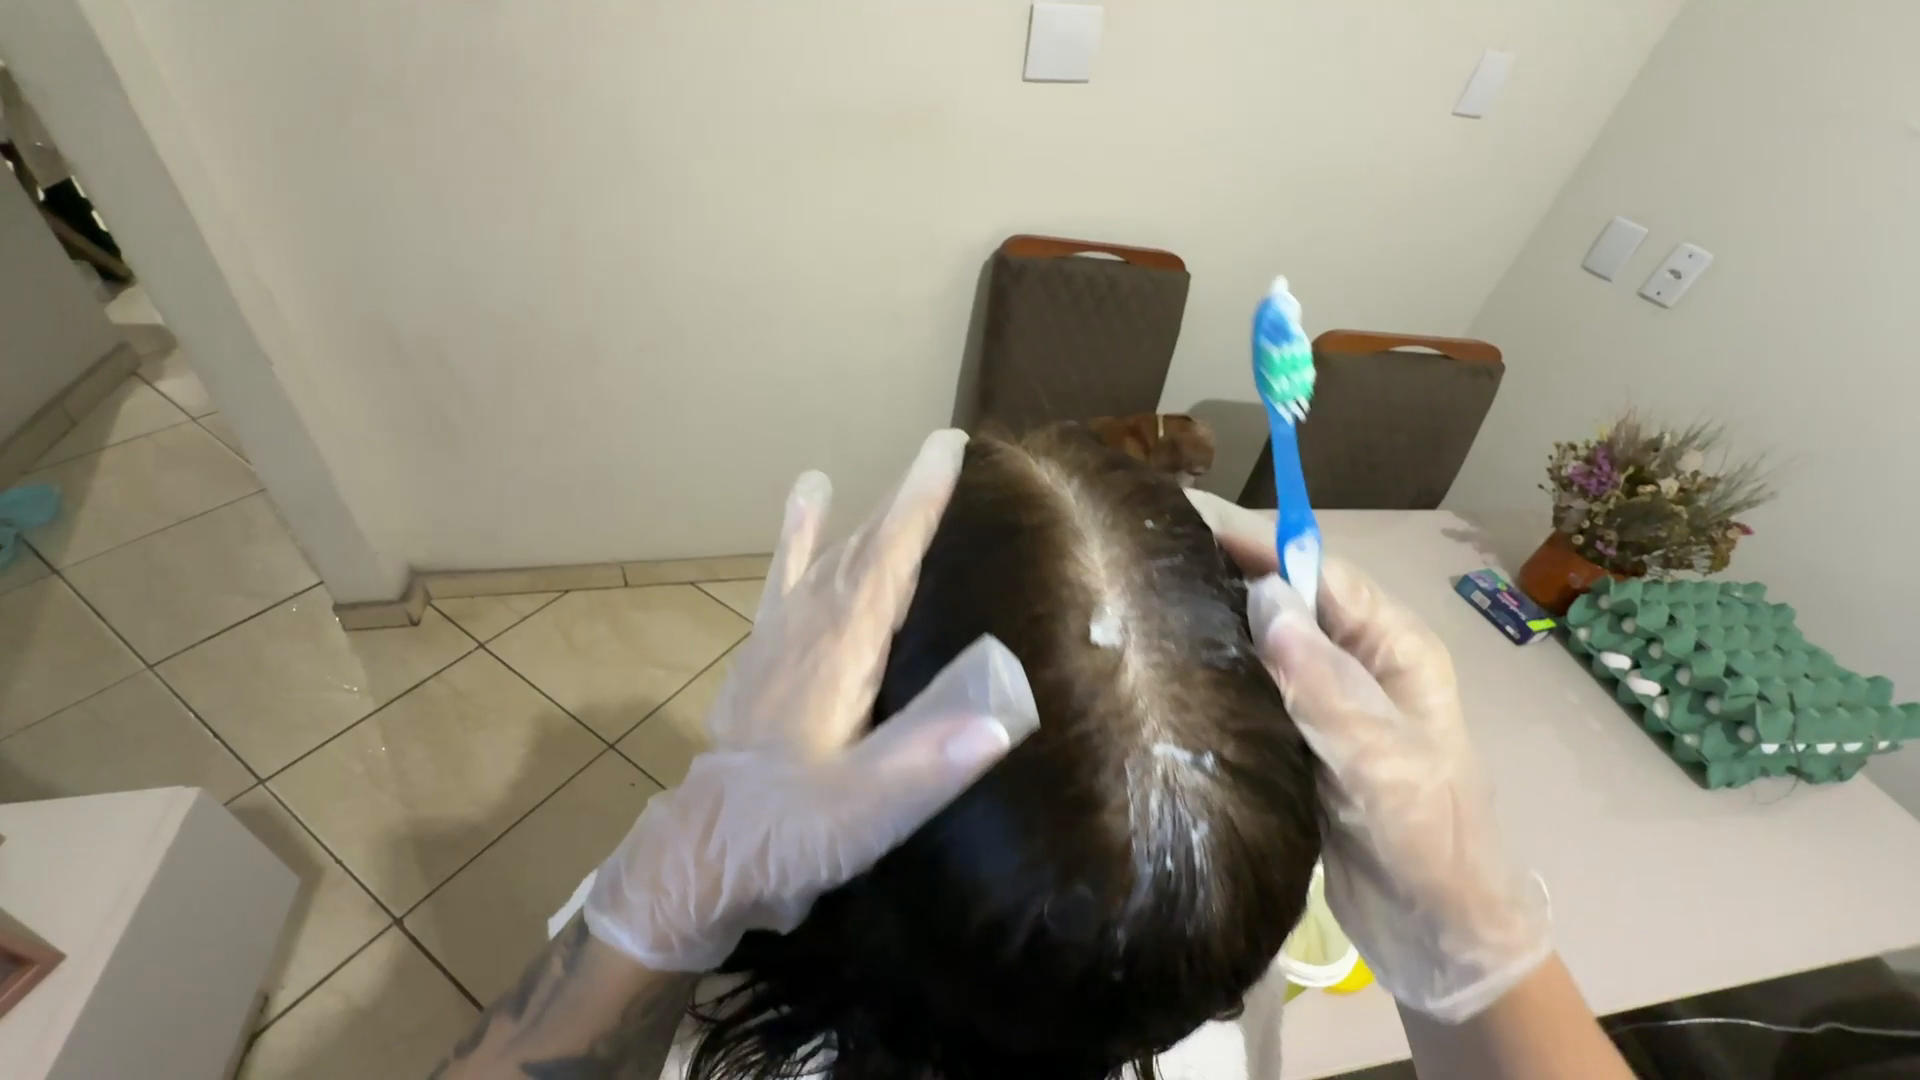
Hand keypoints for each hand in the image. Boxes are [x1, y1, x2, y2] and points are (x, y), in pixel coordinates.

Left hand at [586, 431, 1036, 971]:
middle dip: (902, 501)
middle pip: (859, 549)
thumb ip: (923, 765)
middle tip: (941, 453)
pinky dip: (795, 544)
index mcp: (838, 653)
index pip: (886, 560)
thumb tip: (1002, 715)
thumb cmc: (786, 836)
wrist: (701, 860)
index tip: (948, 446)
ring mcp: (778, 642)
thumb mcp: (860, 815)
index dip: (919, 502)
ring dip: (857, 521)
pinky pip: (783, 586)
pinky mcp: (763, 661)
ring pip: (824, 562)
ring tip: (876, 481)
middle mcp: (806, 631)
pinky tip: (804, 504)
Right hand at [1187, 491, 1551, 1021]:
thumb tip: (1263, 598)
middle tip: (1150, 557)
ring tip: (1147, 601)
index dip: (1258, 541)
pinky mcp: (1295, 733)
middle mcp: (1356, 660)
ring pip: (1263, 639)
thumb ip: (1326, 683)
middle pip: (1285, 596)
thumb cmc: (1429, 840)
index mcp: (1392, 647)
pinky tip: (1170, 666)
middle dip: (1228, 570)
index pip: (1317, 571)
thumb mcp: (1384, 761)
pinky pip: (1250, 684)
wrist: (1436, 932)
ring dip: (1215, 617)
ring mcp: (1323, 698)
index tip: (1190, 520)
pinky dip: (1215, 666)